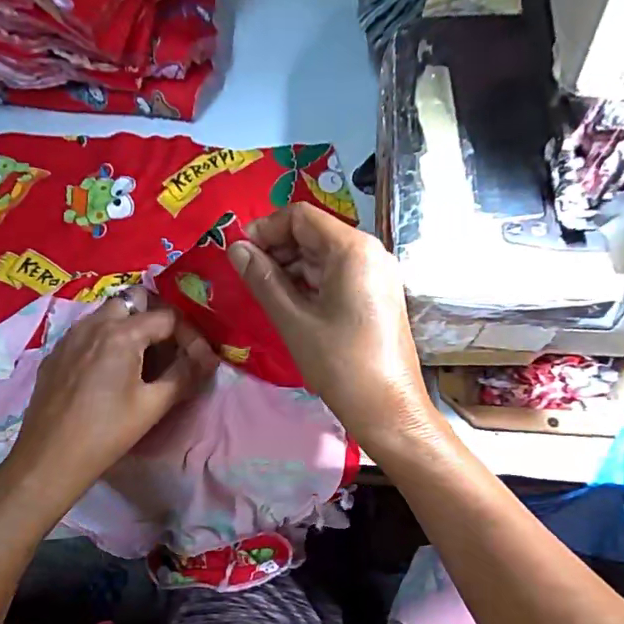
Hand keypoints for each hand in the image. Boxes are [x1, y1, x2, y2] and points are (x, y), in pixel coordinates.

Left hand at [0, 293, 218, 508]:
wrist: (50, 457)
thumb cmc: (106, 433)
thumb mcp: (152, 406)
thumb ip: (183, 376)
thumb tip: (207, 359)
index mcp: (121, 334)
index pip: (167, 316)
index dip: (189, 335)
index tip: (197, 359)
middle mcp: (93, 324)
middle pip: (133, 300)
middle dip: (155, 316)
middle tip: (168, 347)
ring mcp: (70, 336)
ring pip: (106, 313)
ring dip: (129, 325)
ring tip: (141, 359)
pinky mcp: (55, 353)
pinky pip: (86, 331)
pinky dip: (105, 339)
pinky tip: (109, 371)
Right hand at [229, 203, 437, 452]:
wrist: (387, 406)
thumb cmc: (339, 363)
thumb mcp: (293, 320)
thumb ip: (263, 279)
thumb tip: (236, 249)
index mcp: (352, 250)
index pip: (301, 216)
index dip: (265, 229)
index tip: (239, 254)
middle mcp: (370, 252)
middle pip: (314, 233)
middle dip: (277, 249)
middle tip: (247, 276)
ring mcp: (377, 273)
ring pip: (323, 255)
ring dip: (290, 267)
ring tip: (264, 293)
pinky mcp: (376, 294)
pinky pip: (337, 275)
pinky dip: (309, 282)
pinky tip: (290, 305)